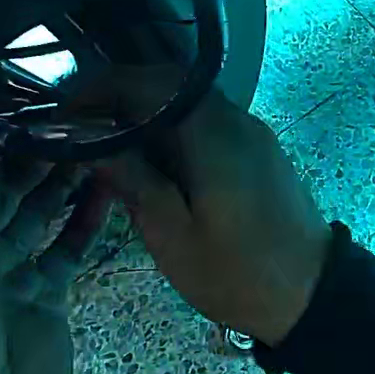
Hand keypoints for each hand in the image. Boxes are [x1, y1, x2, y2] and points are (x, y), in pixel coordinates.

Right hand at [96, 88, 329, 346]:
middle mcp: (239, 122)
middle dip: (119, 101)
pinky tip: (152, 165)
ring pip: (190, 105)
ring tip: (109, 153)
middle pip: (170, 86)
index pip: (149, 83)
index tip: (63, 116)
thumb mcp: (172, 234)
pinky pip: (210, 125)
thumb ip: (132, 178)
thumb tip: (88, 138)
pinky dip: (175, 133)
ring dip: (147, 118)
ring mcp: (254, 135)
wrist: (311, 291)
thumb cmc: (238, 272)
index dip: (98, 89)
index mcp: (216, 136)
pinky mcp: (261, 152)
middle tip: (81, 135)